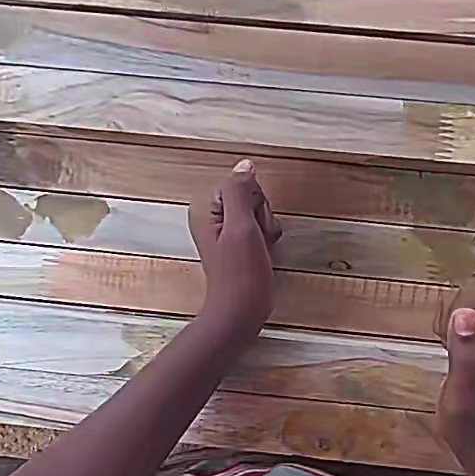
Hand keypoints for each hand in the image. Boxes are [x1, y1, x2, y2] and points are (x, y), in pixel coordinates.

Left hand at [188, 159, 281, 335]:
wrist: (242, 310)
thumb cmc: (240, 273)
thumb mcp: (240, 226)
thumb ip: (240, 192)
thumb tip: (245, 165)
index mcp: (207, 211)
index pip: (241, 184)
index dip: (253, 201)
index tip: (250, 224)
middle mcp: (214, 219)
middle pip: (251, 196)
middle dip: (262, 215)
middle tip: (255, 239)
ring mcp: (227, 233)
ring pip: (260, 212)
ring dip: (267, 229)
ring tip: (259, 249)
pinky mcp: (240, 245)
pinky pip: (262, 228)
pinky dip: (267, 239)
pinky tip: (263, 254)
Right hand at [435, 290, 474, 465]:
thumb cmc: (473, 430)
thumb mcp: (461, 399)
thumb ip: (466, 358)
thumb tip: (465, 314)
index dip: (461, 324)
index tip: (451, 348)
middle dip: (466, 325)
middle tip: (458, 359)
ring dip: (470, 328)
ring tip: (465, 361)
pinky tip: (474, 355)